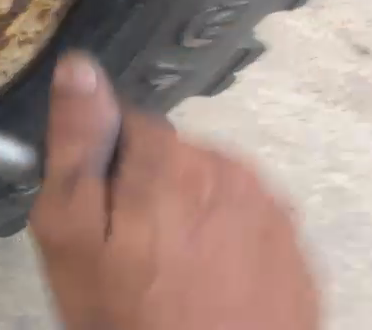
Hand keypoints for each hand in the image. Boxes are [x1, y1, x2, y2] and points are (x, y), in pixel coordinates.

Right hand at [30, 52, 320, 329]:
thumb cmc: (120, 311)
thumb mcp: (70, 227)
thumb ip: (77, 140)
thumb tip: (79, 66)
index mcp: (173, 160)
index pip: (125, 119)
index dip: (102, 159)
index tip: (96, 208)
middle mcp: (234, 173)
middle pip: (169, 150)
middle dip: (144, 182)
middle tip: (124, 244)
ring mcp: (276, 218)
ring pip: (206, 182)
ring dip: (183, 208)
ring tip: (166, 266)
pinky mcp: (301, 258)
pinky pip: (243, 221)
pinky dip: (222, 239)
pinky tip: (207, 283)